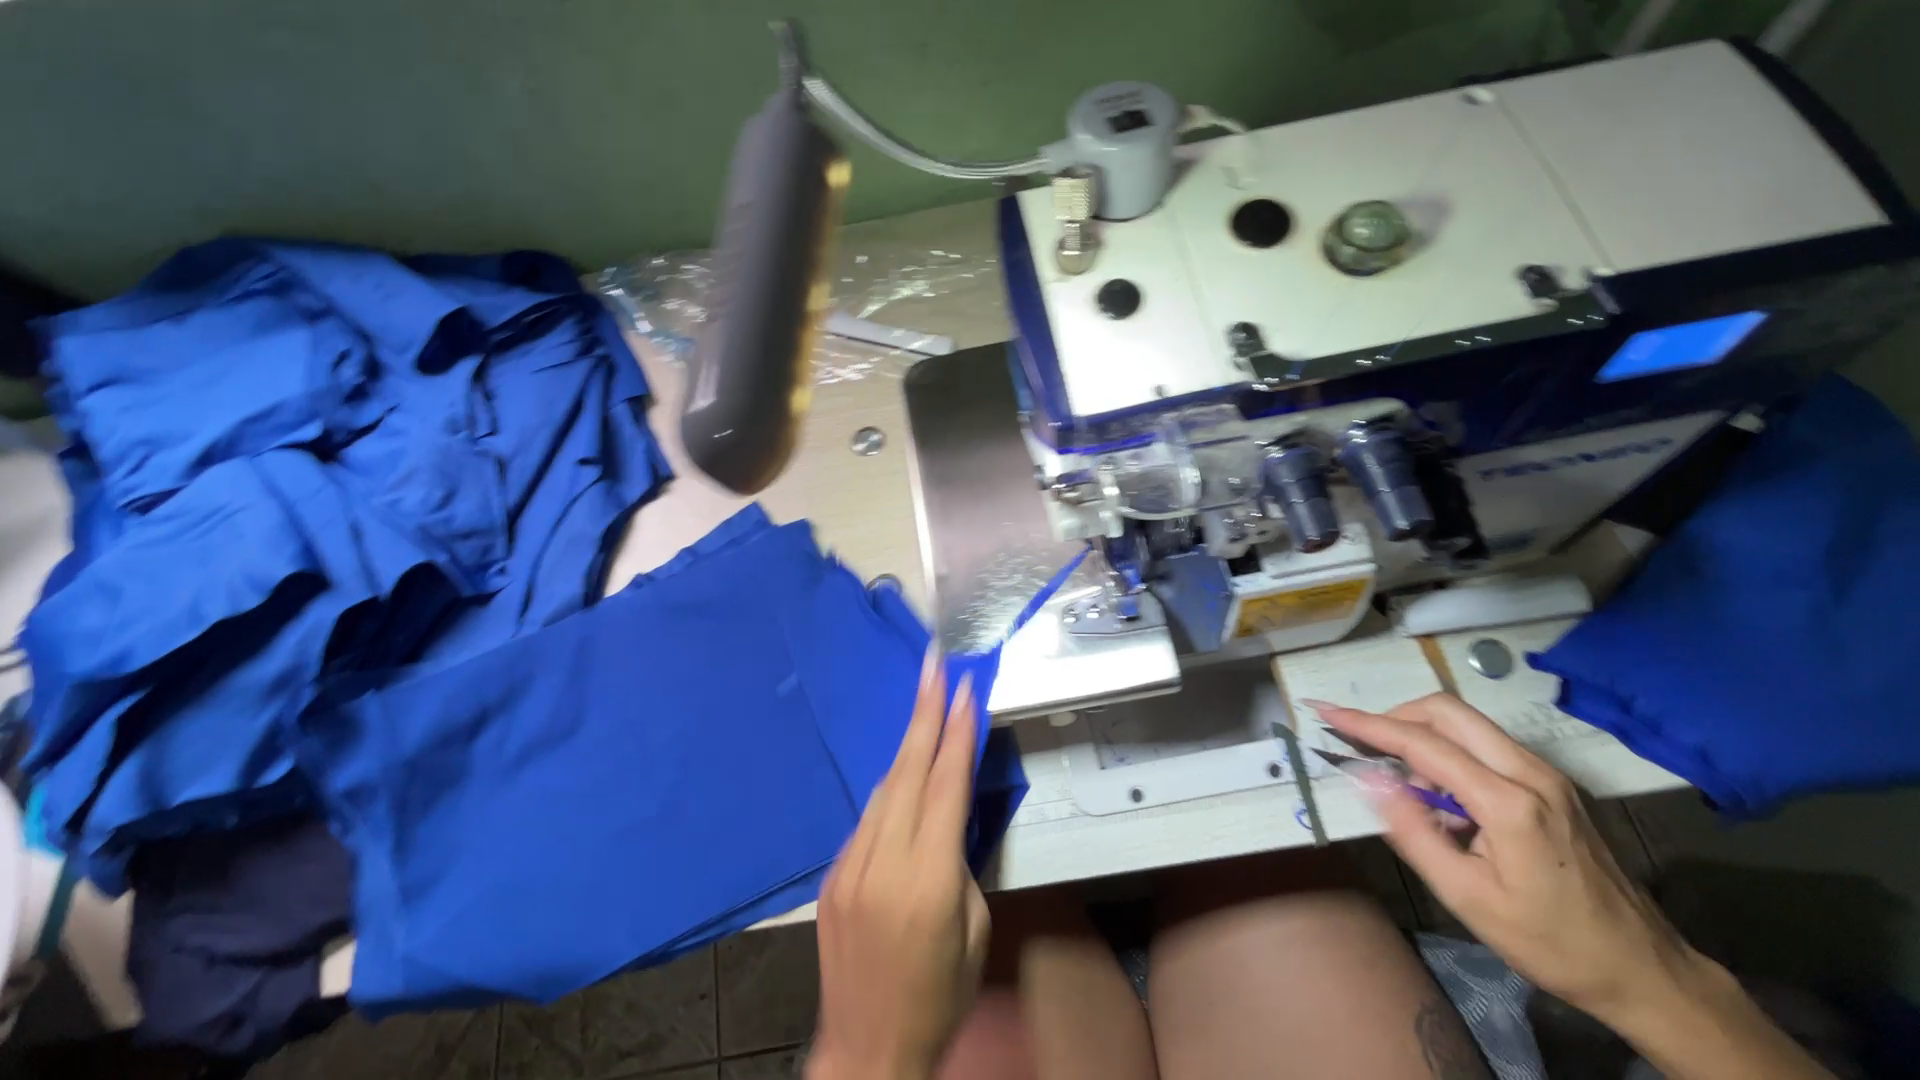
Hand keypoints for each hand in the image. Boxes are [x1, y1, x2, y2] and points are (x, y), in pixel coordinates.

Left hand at [809, 653, 989, 1079]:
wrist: (868, 1047)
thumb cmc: (938, 997)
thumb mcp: (973, 930)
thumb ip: (960, 865)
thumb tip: (948, 821)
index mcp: (928, 878)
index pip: (947, 787)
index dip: (959, 735)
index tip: (967, 690)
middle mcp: (882, 861)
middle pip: (908, 771)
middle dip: (925, 713)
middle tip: (933, 665)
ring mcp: (849, 866)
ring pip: (884, 789)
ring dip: (907, 746)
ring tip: (924, 704)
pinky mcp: (832, 877)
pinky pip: (867, 820)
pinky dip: (890, 791)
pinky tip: (904, 773)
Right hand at [1308, 694, 1697, 1022]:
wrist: (1643, 968)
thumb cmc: (1549, 942)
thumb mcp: (1467, 897)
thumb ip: (1412, 831)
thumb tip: (1367, 779)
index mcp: (1509, 802)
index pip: (1423, 744)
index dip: (1368, 725)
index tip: (1327, 712)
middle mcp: (1532, 772)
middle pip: (1449, 712)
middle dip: (1396, 718)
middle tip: (1364, 749)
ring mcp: (1549, 775)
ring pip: (1469, 726)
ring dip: (1426, 742)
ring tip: (1413, 799)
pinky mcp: (1555, 785)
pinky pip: (1489, 748)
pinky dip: (1452, 757)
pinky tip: (1447, 805)